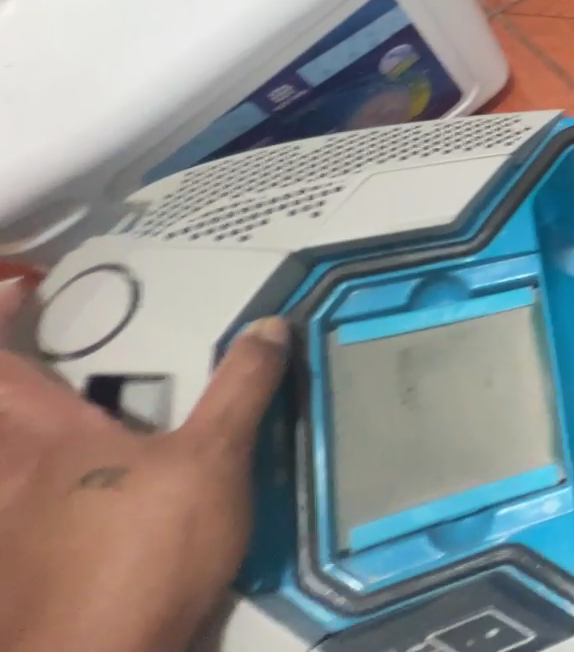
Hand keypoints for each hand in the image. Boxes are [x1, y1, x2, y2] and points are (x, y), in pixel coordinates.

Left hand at [0, 278, 290, 651]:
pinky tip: (70, 487)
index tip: (22, 284)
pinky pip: (14, 502)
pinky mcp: (18, 566)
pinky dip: (30, 474)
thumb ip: (241, 388)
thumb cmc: (147, 548)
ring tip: (62, 407)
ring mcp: (5, 526)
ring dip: (14, 423)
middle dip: (3, 373)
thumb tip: (269, 325)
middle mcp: (8, 476)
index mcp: (49, 441)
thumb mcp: (215, 458)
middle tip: (39, 344)